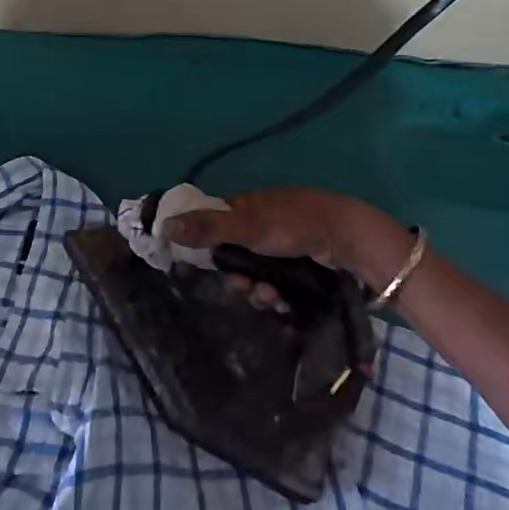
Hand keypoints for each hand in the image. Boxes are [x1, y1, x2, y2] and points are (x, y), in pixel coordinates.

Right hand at [160, 187, 411, 288]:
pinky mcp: (299, 264)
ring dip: (256, 291)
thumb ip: (206, 227)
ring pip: (255, 274)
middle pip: (233, 256)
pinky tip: (282, 302)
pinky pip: (276, 283)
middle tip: (241, 289)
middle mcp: (262, 223)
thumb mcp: (246, 226)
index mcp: (247, 207)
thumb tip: (162, 227)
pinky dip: (276, 294)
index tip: (201, 268)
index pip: (213, 226)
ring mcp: (282, 245)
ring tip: (269, 299)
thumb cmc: (293, 225)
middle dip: (235, 278)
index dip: (204, 247)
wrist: (346, 237)